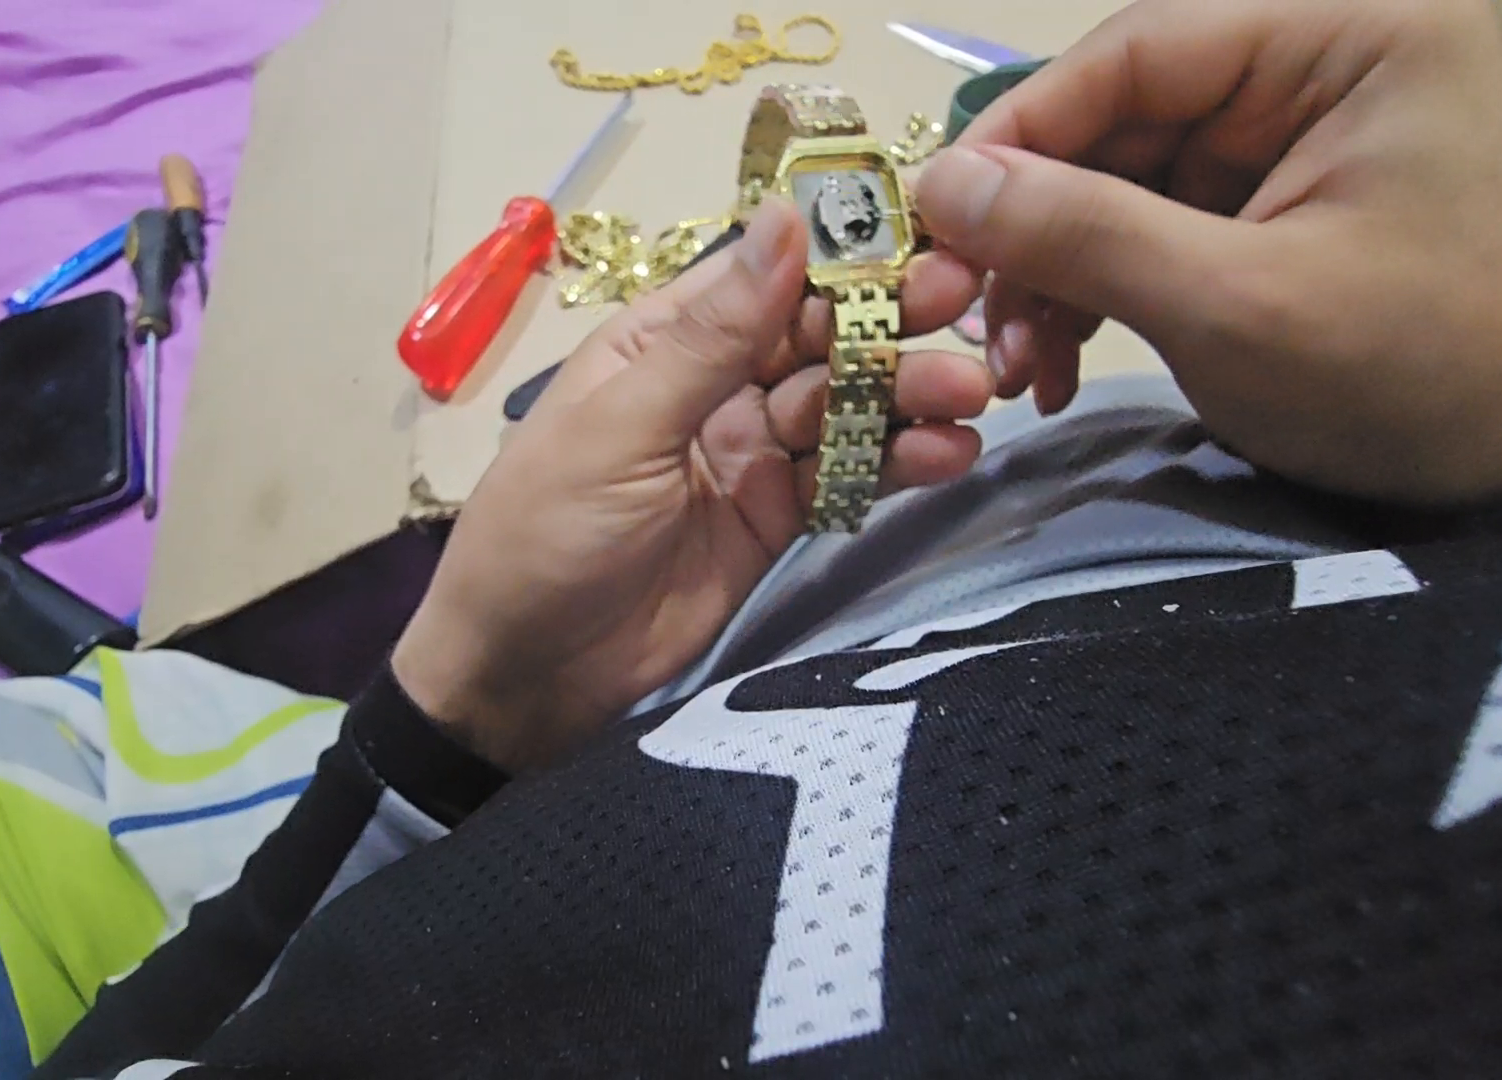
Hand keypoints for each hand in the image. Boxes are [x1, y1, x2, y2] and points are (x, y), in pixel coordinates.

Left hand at [392, 200, 993, 771]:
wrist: (533, 668)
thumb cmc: (550, 531)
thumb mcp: (621, 426)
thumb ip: (709, 337)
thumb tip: (785, 218)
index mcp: (662, 345)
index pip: (765, 281)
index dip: (840, 258)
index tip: (922, 239)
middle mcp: (713, 390)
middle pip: (815, 341)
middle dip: (885, 325)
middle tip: (963, 311)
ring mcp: (748, 458)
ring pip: (841, 409)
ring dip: (904, 398)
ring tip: (968, 395)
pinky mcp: (774, 522)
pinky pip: (843, 480)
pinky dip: (893, 466)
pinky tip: (945, 456)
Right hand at [911, 0, 1501, 506]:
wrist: (1487, 471)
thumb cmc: (1394, 377)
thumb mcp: (1227, 304)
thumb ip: (1080, 234)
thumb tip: (940, 187)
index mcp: (1341, 37)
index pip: (1130, 54)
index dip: (1014, 136)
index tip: (935, 227)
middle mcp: (1298, 75)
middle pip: (1100, 135)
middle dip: (1026, 243)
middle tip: (976, 334)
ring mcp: (1263, 153)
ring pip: (1094, 197)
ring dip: (1038, 290)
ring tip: (1018, 375)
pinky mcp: (1235, 220)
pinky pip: (1117, 244)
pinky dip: (1071, 310)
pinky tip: (1052, 373)